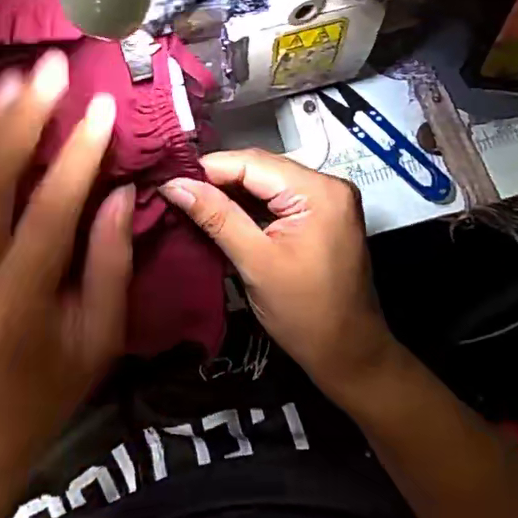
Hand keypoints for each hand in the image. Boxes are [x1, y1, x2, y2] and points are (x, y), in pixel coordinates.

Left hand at [0, 50, 133, 483]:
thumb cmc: (50, 389)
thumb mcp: (100, 339)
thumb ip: (110, 265)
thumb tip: (116, 190)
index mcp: (17, 309)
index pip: (46, 217)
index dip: (75, 158)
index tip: (100, 109)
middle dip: (19, 119)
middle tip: (50, 70)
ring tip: (12, 79)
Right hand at [159, 149, 396, 398]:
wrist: (349, 354)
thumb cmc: (305, 314)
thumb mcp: (256, 262)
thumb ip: (216, 217)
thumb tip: (173, 184)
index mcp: (319, 191)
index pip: (253, 163)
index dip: (208, 169)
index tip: (168, 178)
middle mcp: (328, 185)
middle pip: (260, 168)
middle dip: (217, 179)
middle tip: (174, 190)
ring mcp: (327, 199)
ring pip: (266, 182)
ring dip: (230, 192)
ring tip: (188, 199)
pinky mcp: (321, 215)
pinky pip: (278, 199)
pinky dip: (249, 206)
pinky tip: (219, 212)